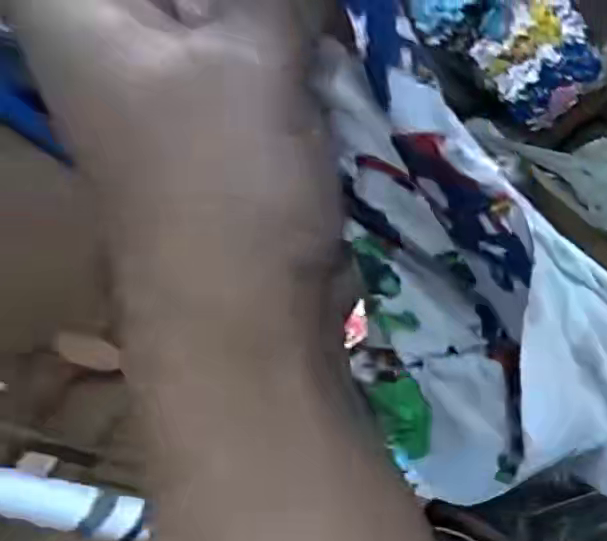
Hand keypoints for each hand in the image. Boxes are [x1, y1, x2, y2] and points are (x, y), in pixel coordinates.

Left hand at [7, 0, 342, 299]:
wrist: (253, 297)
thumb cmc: (231, 180)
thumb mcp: (254, 68)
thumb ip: (280, 3)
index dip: (255, 1)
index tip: (303, 16)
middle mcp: (116, 28)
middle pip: (214, 0)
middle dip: (287, 15)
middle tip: (326, 36)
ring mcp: (177, 82)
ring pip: (252, 32)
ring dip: (308, 46)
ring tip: (340, 69)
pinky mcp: (232, 129)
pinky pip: (278, 81)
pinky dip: (317, 87)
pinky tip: (342, 101)